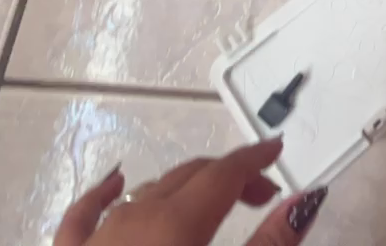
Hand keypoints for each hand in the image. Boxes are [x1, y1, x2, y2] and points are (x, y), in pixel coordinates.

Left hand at [56, 138, 329, 245]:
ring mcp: (94, 244)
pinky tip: (115, 184)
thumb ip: (270, 245)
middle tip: (261, 194)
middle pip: (190, 177)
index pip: (224, 174)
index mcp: (176, 226)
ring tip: (211, 199)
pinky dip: (100, 196)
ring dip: (183, 188)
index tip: (276, 149)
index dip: (254, 159)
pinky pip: (79, 219)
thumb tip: (306, 200)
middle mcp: (134, 223)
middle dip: (229, 176)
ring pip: (145, 194)